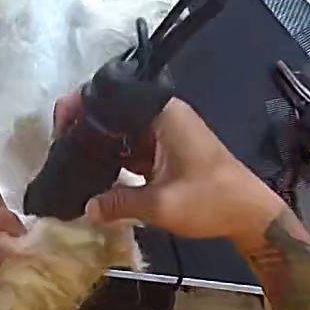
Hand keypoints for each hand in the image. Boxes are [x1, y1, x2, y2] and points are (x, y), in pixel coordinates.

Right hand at [54, 93, 283, 247]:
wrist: (249, 214)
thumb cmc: (211, 201)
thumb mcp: (162, 205)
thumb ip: (119, 203)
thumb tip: (87, 209)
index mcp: (163, 115)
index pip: (114, 95)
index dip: (82, 106)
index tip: (61, 126)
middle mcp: (163, 116)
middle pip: (115, 112)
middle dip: (86, 127)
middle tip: (59, 147)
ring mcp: (165, 133)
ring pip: (122, 131)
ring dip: (100, 144)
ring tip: (70, 160)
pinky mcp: (166, 151)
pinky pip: (132, 147)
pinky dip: (115, 158)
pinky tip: (93, 172)